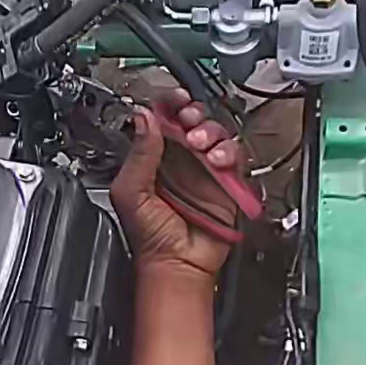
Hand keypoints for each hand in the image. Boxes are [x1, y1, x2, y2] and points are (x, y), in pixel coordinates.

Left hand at [112, 90, 245, 282]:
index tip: (174, 100)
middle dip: (193, 113)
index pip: (164, 121)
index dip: (170, 105)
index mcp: (155, 159)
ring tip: (200, 144)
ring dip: (210, 131)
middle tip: (188, 119)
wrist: (175, 264)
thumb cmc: (150, 238)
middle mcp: (181, 162)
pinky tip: (216, 160)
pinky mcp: (226, 185)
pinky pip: (235, 157)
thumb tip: (143, 118)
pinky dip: (229, 152)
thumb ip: (138, 154)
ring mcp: (205, 172)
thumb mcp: (130, 192)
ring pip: (216, 134)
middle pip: (194, 121)